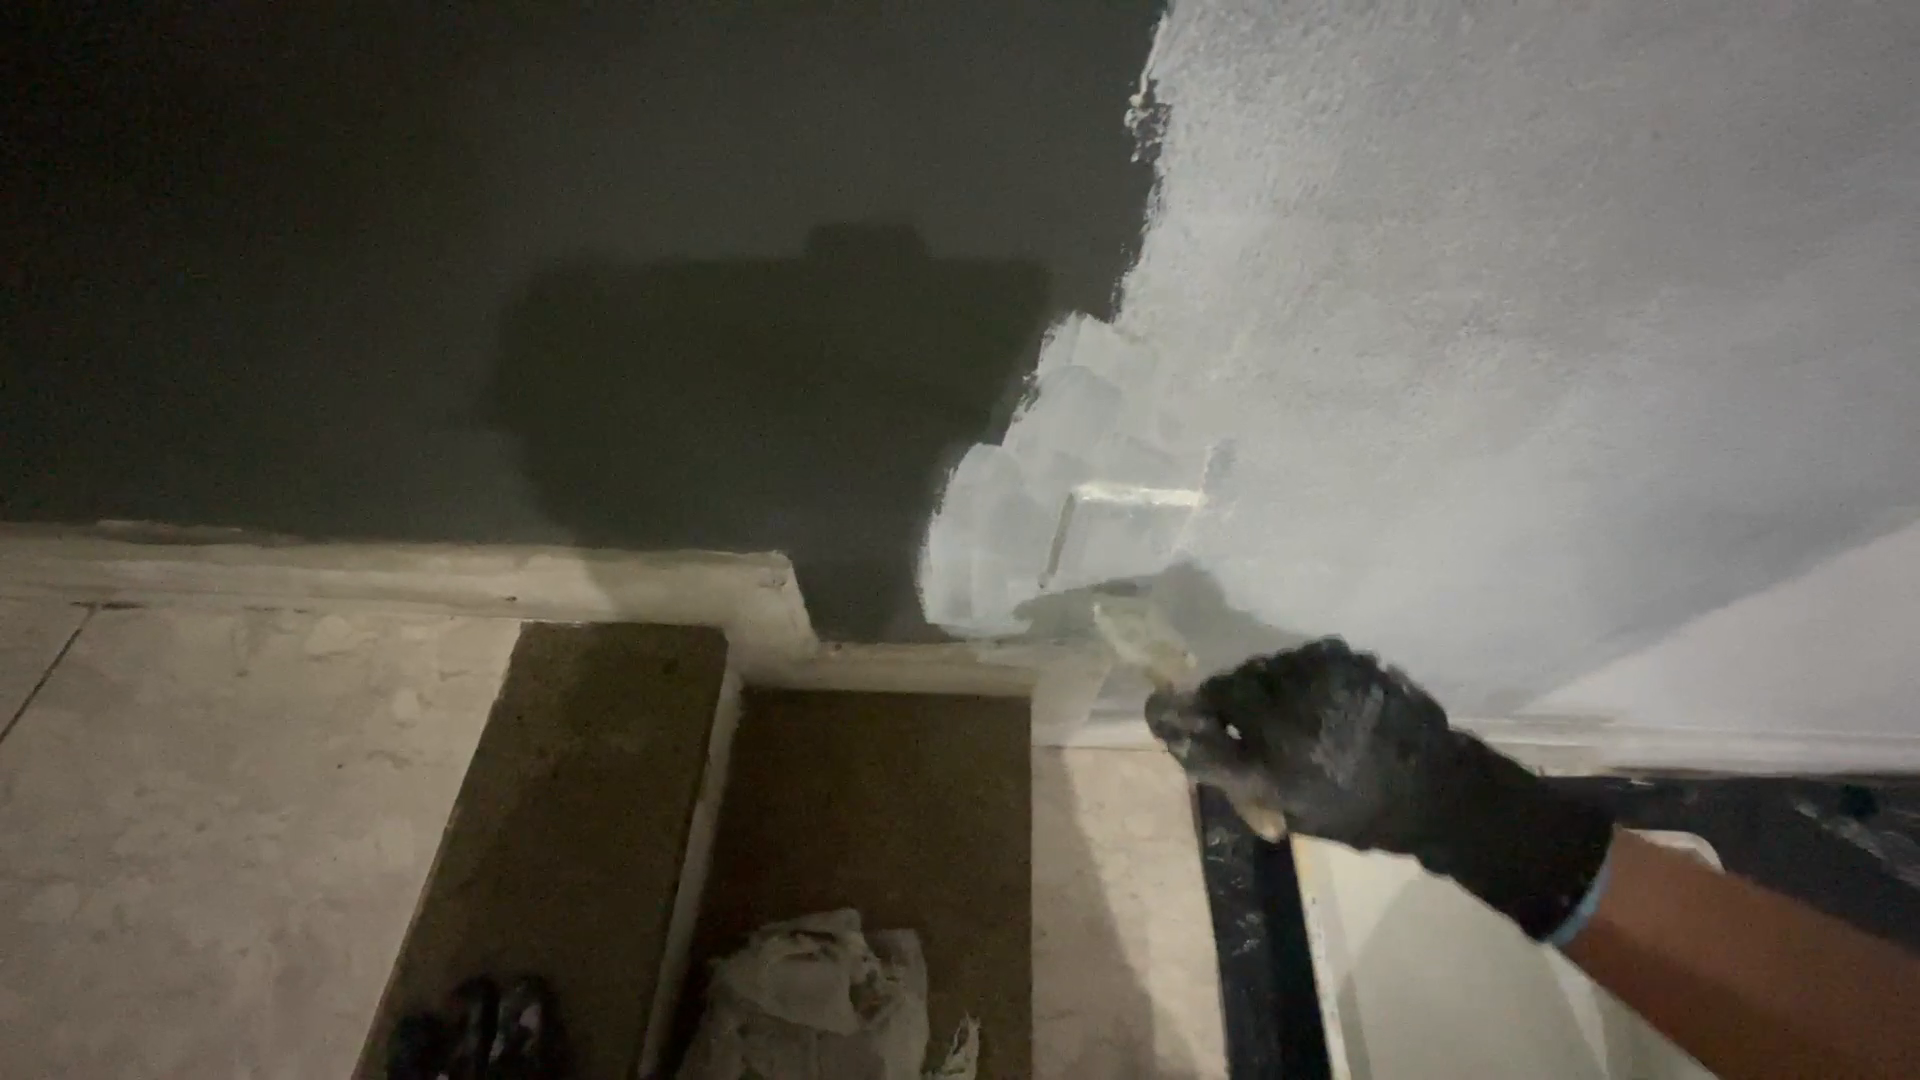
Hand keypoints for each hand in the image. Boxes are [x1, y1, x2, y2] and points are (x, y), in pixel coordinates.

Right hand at [1145, 637, 1456, 854]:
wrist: (1441, 792)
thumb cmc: (1360, 814)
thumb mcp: (1292, 813)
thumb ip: (1239, 778)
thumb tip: (1193, 741)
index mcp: (1272, 772)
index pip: (1199, 738)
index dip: (1170, 718)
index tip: (1161, 707)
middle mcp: (1287, 723)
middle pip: (1226, 690)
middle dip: (1226, 699)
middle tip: (1242, 714)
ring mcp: (1316, 683)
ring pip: (1261, 670)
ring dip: (1262, 686)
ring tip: (1289, 707)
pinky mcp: (1343, 659)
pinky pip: (1296, 659)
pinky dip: (1295, 675)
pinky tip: (1317, 694)